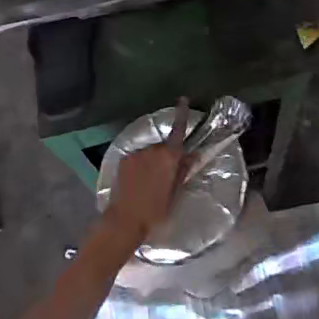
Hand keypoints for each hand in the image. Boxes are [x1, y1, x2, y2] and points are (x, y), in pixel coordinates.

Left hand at [104, 99, 189, 238]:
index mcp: (169, 157)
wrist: (126, 219)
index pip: (178, 130)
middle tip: (166, 176)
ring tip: (150, 182)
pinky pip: (137, 158)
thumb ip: (184, 169)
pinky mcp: (124, 160)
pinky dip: (140, 165)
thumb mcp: (175, 192)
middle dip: (166, 155)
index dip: (181, 113)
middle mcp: (153, 150)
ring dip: (152, 161)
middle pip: (164, 147)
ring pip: (149, 153)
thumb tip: (194, 153)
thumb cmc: (156, 209)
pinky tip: (138, 181)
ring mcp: (137, 154)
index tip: (183, 99)